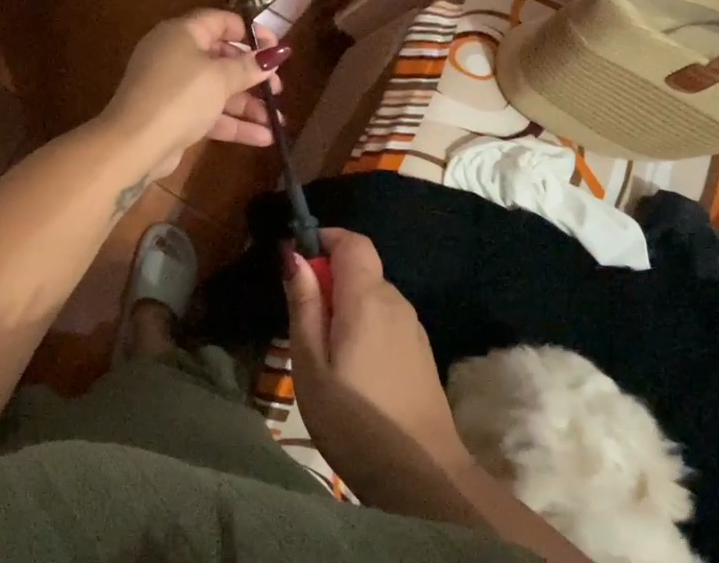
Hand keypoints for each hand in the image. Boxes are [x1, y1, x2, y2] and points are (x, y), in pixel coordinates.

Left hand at [96, 9, 289, 177]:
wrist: (135, 143)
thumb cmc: (180, 97)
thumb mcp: (219, 78)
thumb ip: (249, 66)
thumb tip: (276, 53)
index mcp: (180, 33)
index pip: (219, 21)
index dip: (250, 33)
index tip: (276, 49)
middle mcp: (174, 55)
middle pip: (220, 58)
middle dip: (252, 75)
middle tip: (277, 89)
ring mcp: (172, 87)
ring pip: (216, 89)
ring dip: (247, 104)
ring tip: (277, 121)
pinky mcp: (173, 115)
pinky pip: (208, 112)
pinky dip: (233, 123)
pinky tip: (264, 137)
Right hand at [284, 229, 470, 470]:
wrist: (423, 478)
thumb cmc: (353, 419)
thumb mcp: (310, 363)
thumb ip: (303, 304)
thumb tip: (295, 255)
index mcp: (368, 298)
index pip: (353, 241)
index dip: (324, 240)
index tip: (295, 263)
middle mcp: (396, 303)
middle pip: (361, 269)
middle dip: (328, 280)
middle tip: (299, 319)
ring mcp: (413, 329)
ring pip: (372, 296)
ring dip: (344, 306)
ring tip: (320, 350)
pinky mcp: (420, 354)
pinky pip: (385, 320)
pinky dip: (362, 326)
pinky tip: (349, 367)